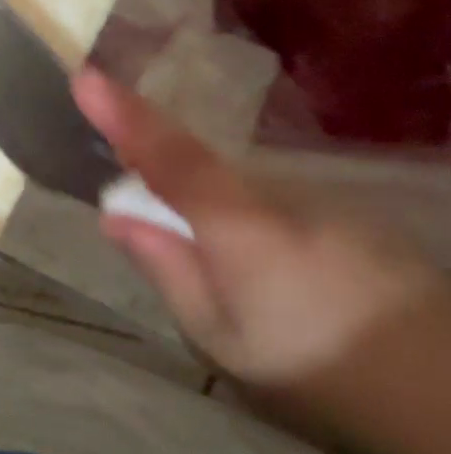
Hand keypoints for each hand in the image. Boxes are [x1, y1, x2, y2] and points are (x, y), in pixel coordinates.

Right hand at [74, 69, 450, 388]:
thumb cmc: (318, 375)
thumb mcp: (218, 337)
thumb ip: (167, 268)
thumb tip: (117, 217)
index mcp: (247, 231)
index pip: (174, 159)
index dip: (127, 117)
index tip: (87, 78)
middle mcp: (295, 204)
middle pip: (208, 178)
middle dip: (168, 196)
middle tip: (150, 246)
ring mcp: (339, 211)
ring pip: (248, 199)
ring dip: (220, 225)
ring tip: (238, 292)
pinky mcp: (367, 226)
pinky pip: (286, 214)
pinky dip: (260, 236)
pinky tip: (284, 291)